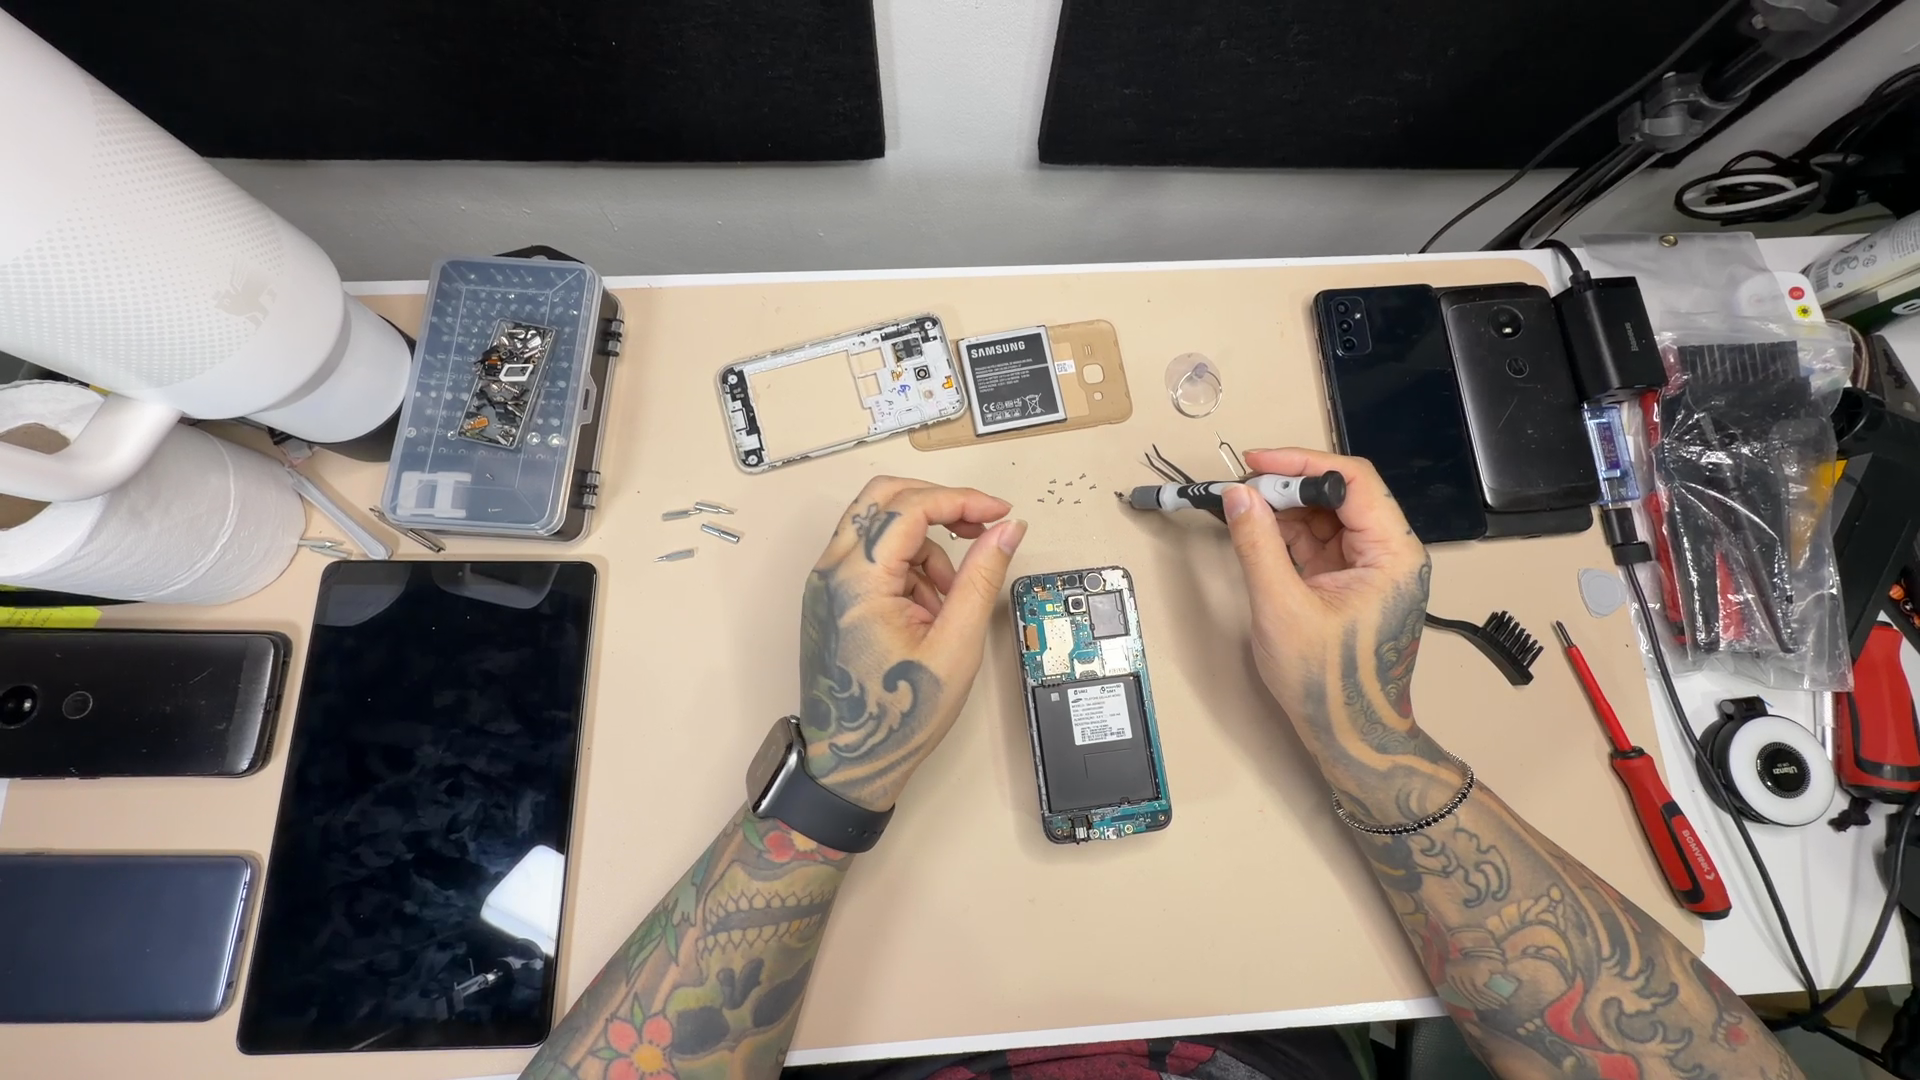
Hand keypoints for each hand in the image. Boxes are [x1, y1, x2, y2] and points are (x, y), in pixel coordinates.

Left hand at [798, 477, 1027, 810]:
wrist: (850, 763)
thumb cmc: (898, 716)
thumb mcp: (955, 644)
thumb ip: (982, 578)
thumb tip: (1007, 530)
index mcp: (857, 580)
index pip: (910, 506)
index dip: (961, 500)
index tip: (999, 514)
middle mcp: (832, 570)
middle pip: (884, 497)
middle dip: (939, 505)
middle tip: (979, 528)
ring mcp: (828, 582)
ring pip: (880, 525)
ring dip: (924, 544)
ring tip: (949, 599)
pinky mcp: (833, 595)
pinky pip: (875, 555)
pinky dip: (908, 566)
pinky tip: (928, 609)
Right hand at [1220, 448, 1430, 728]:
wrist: (1350, 734)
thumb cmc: (1327, 680)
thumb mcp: (1282, 607)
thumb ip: (1258, 545)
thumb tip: (1237, 496)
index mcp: (1391, 553)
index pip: (1353, 481)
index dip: (1302, 462)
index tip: (1255, 462)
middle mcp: (1387, 553)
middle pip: (1339, 495)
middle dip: (1287, 488)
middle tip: (1239, 491)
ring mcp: (1367, 569)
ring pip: (1324, 518)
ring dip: (1282, 511)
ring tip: (1240, 511)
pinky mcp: (1347, 583)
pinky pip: (1317, 544)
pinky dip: (1285, 536)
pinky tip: (1255, 533)